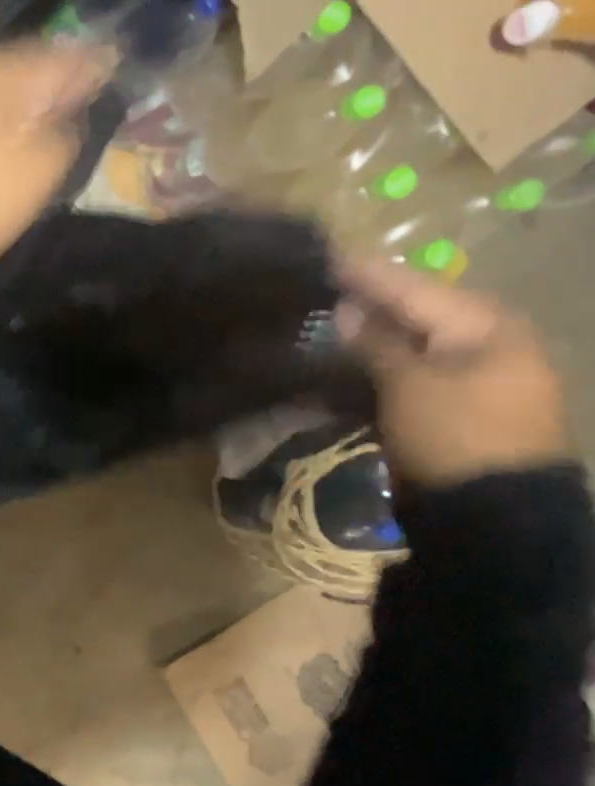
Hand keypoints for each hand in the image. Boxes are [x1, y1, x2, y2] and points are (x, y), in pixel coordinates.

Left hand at [0, 42, 113, 322]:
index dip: (87, 69)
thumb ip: (64, 134)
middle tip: (76, 117)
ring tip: (41, 153)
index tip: (110, 81)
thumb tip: (67, 119)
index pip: (54, 55)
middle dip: (45, 99)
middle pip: (14, 84)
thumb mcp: (36, 170)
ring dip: (12, 129)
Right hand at [338, 258, 571, 488]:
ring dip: (367, 336)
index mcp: (484, 324)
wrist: (491, 506)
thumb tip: (344, 309)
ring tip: (321, 324)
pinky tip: (343, 364)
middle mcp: (485, 340)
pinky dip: (376, 366)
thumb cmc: (453, 432)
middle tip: (318, 289)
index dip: (366, 274)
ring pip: (411, 343)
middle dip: (368, 302)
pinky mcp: (453, 406)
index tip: (324, 256)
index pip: (413, 288)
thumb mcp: (409, 384)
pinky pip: (410, 373)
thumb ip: (375, 343)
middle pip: (416, 312)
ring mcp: (473, 375)